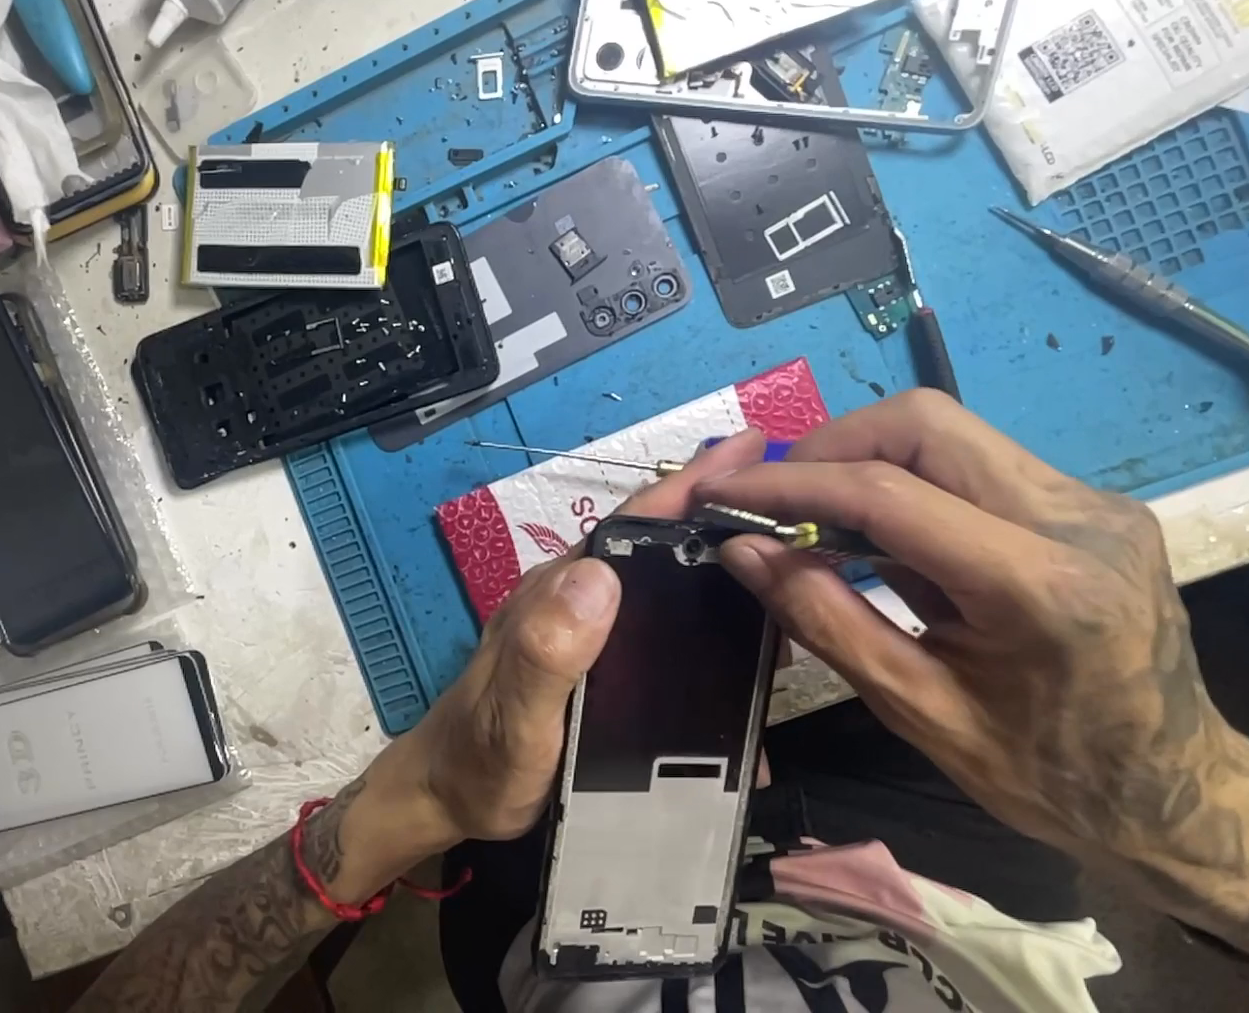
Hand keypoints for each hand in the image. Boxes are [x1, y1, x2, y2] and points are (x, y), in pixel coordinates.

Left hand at [388, 431, 770, 842]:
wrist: (449, 798)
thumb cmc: (480, 759)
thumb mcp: (513, 711)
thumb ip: (546, 647)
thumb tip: (599, 572)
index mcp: (557, 593)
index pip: (629, 526)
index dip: (688, 486)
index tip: (751, 450)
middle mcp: (574, 601)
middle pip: (656, 554)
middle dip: (722, 529)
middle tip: (798, 528)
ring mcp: (585, 634)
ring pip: (664, 595)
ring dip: (721, 588)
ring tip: (790, 595)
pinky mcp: (595, 668)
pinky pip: (659, 641)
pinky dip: (703, 640)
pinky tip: (743, 662)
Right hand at [695, 390, 1248, 964]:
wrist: (1173, 794)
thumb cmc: (1040, 772)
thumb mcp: (913, 708)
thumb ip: (822, 619)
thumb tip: (740, 548)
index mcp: (1039, 587)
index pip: (887, 493)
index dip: (789, 484)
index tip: (723, 492)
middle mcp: (1077, 520)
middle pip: (923, 423)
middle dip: (827, 447)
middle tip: (772, 498)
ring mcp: (1089, 502)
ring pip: (944, 429)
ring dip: (859, 456)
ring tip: (809, 512)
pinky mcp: (1082, 502)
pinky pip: (966, 457)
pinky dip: (897, 475)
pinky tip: (869, 526)